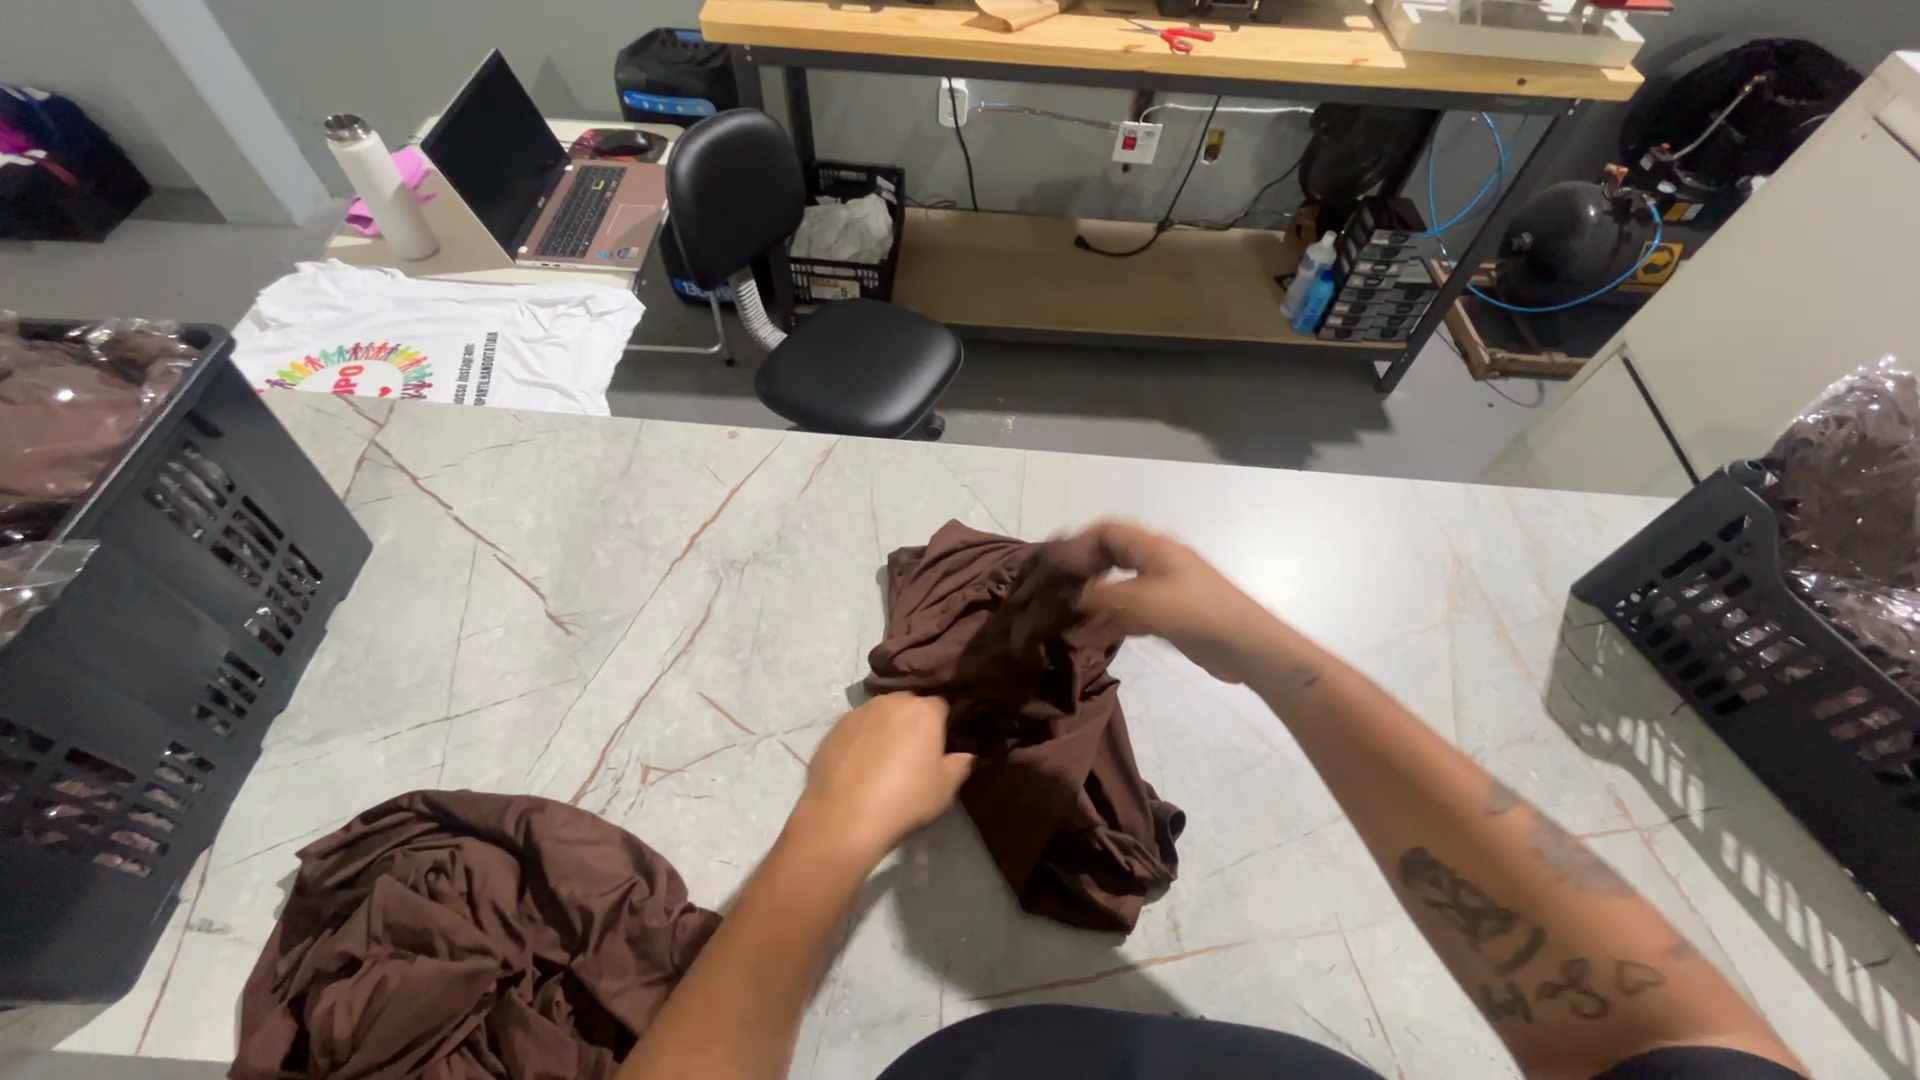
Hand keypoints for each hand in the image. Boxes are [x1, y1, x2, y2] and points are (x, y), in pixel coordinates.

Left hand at [790, 694, 972, 861]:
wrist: (844, 817)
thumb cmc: (904, 799)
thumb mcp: (946, 788)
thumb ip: (961, 764)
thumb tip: (968, 754)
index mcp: (924, 710)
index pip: (942, 706)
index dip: (943, 725)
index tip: (941, 747)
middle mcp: (891, 701)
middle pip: (909, 705)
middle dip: (914, 722)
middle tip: (914, 754)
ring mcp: (859, 712)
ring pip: (881, 713)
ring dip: (886, 728)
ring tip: (883, 760)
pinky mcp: (834, 727)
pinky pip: (857, 727)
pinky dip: (862, 739)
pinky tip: (859, 766)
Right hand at [1052, 520, 1284, 684]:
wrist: (1246, 645)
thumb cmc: (1195, 613)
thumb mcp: (1142, 601)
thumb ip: (1102, 595)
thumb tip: (1073, 596)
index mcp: (1154, 547)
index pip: (1107, 531)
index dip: (1078, 542)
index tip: (1054, 562)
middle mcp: (1158, 561)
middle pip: (1113, 552)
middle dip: (1083, 564)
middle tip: (1057, 582)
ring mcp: (1166, 587)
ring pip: (1121, 581)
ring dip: (1096, 591)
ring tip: (1069, 606)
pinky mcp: (1171, 612)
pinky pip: (1132, 606)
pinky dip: (1112, 613)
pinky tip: (1096, 630)